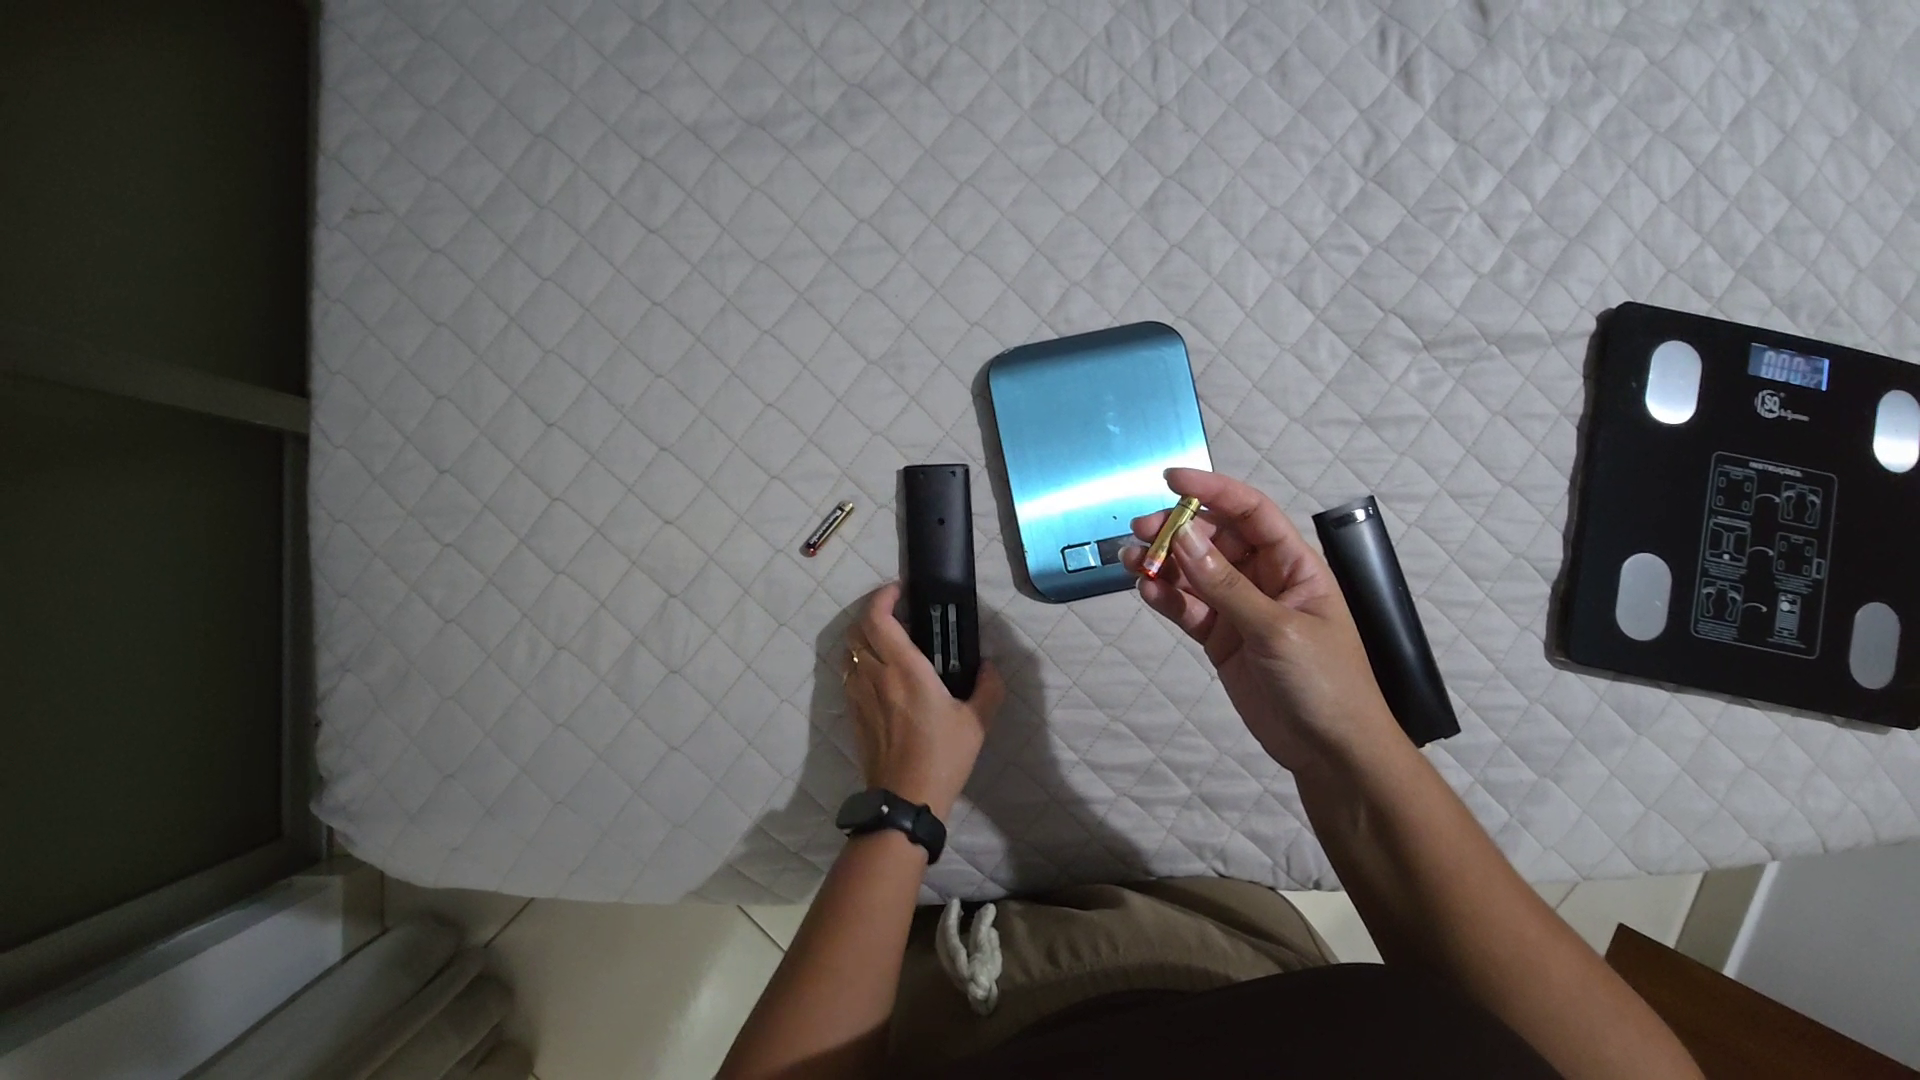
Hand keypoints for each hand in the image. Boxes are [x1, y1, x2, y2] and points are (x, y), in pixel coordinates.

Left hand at [841, 584, 1004, 819]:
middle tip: (896, 614)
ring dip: (863, 638)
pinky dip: (860, 662)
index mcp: (904, 669)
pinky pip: (849, 675)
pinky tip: (882, 674)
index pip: (877, 618)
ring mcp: (859, 695)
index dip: (882, 597)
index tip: (898, 591)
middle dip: (872, 613)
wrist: (905, 799)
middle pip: (857, 629)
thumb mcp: (977, 722)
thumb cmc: (942, 757)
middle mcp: (875, 675)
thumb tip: (989, 665)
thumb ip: (987, 687)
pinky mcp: (853, 714)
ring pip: (849, 652)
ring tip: (888, 641)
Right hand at [1120, 469, 1402, 771]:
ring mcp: (1240, 609)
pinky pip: (1188, 608)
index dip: (1213, 491)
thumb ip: (1226, 585)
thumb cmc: (1325, 684)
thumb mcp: (1277, 630)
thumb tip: (1185, 536)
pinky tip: (1146, 590)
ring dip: (1164, 563)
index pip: (1251, 512)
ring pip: (1194, 573)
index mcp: (1295, 565)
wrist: (1331, 753)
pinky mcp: (1220, 638)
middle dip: (1178, 529)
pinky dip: (1166, 598)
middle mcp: (1265, 579)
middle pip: (1215, 539)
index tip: (1171, 480)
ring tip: (1131, 560)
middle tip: (1140, 530)